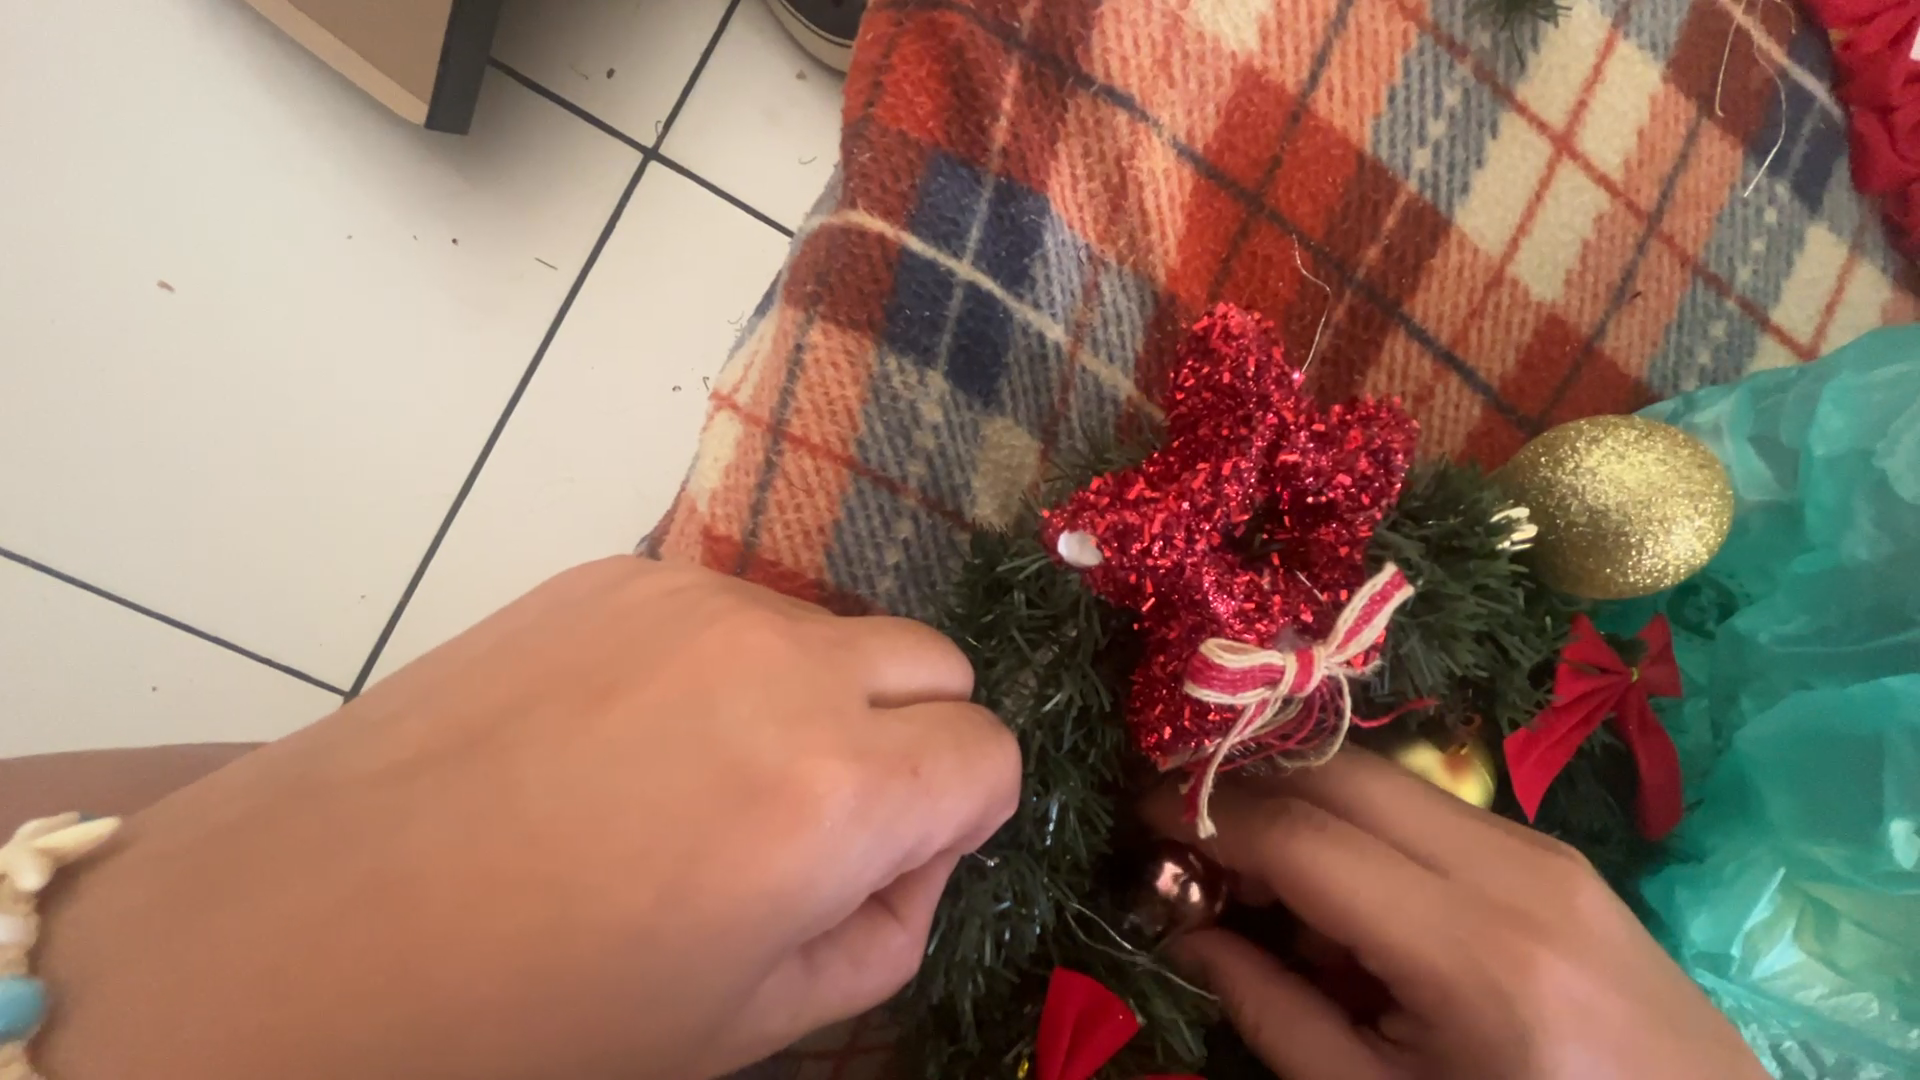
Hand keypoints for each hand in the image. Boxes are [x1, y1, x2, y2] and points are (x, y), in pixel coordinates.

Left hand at [35, 557, 1019, 1079]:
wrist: (289, 935)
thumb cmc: (534, 1020)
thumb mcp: (752, 1022)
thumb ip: (887, 927)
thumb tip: (919, 846)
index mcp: (833, 793)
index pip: (990, 753)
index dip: (966, 811)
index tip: (903, 847)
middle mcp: (787, 666)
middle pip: (938, 662)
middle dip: (917, 734)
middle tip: (829, 803)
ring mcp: (702, 600)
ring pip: (837, 632)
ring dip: (820, 696)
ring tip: (711, 769)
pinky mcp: (625, 570)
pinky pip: (737, 610)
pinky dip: (730, 665)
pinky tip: (634, 729)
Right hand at [1148, 749, 1765, 1079]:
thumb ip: (1268, 1011)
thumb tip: (1183, 931)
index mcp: (1481, 957)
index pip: (1303, 836)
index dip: (1206, 816)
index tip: (1143, 817)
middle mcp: (1517, 871)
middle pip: (1336, 773)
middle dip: (1241, 787)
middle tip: (1185, 831)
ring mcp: (1543, 850)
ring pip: (1373, 776)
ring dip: (1291, 802)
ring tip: (1255, 872)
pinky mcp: (1551, 852)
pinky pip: (1416, 806)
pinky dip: (1347, 823)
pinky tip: (1335, 892)